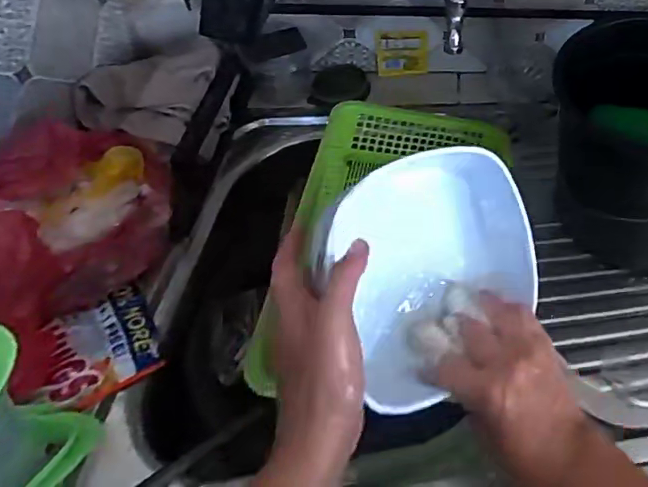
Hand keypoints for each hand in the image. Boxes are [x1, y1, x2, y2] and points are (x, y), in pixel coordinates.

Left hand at [257, 221, 367, 486]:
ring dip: (326, 272)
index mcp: (291, 311)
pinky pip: (328, 312)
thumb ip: (343, 282)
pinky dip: (340, 294)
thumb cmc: (325, 375)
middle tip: (339, 226)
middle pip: (295, 279)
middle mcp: (293, 323)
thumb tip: (356, 243)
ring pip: (312, 295)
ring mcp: (306, 341)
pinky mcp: (324, 355)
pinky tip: (363, 295)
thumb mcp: (334, 322)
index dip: (292, 240)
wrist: (322, 434)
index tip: (307, 213)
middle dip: (310, 251)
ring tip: (355, 252)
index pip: (284, 266)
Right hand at [433, 292, 594, 481]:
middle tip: (439, 317)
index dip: (430, 362)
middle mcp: (508, 360)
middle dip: (453, 323)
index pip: (448, 366)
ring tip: (469, 296)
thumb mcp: (484, 434)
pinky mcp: (545, 342)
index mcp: (489, 390)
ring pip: (502, 313)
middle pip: (473, 330)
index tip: (420, 358)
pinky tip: (500, 304)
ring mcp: (529, 346)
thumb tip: (457, 381)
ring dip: (483, 304)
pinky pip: (525, 315)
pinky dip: (510, 307)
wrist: (565, 447)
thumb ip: (468, 402)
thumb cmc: (521, 452)